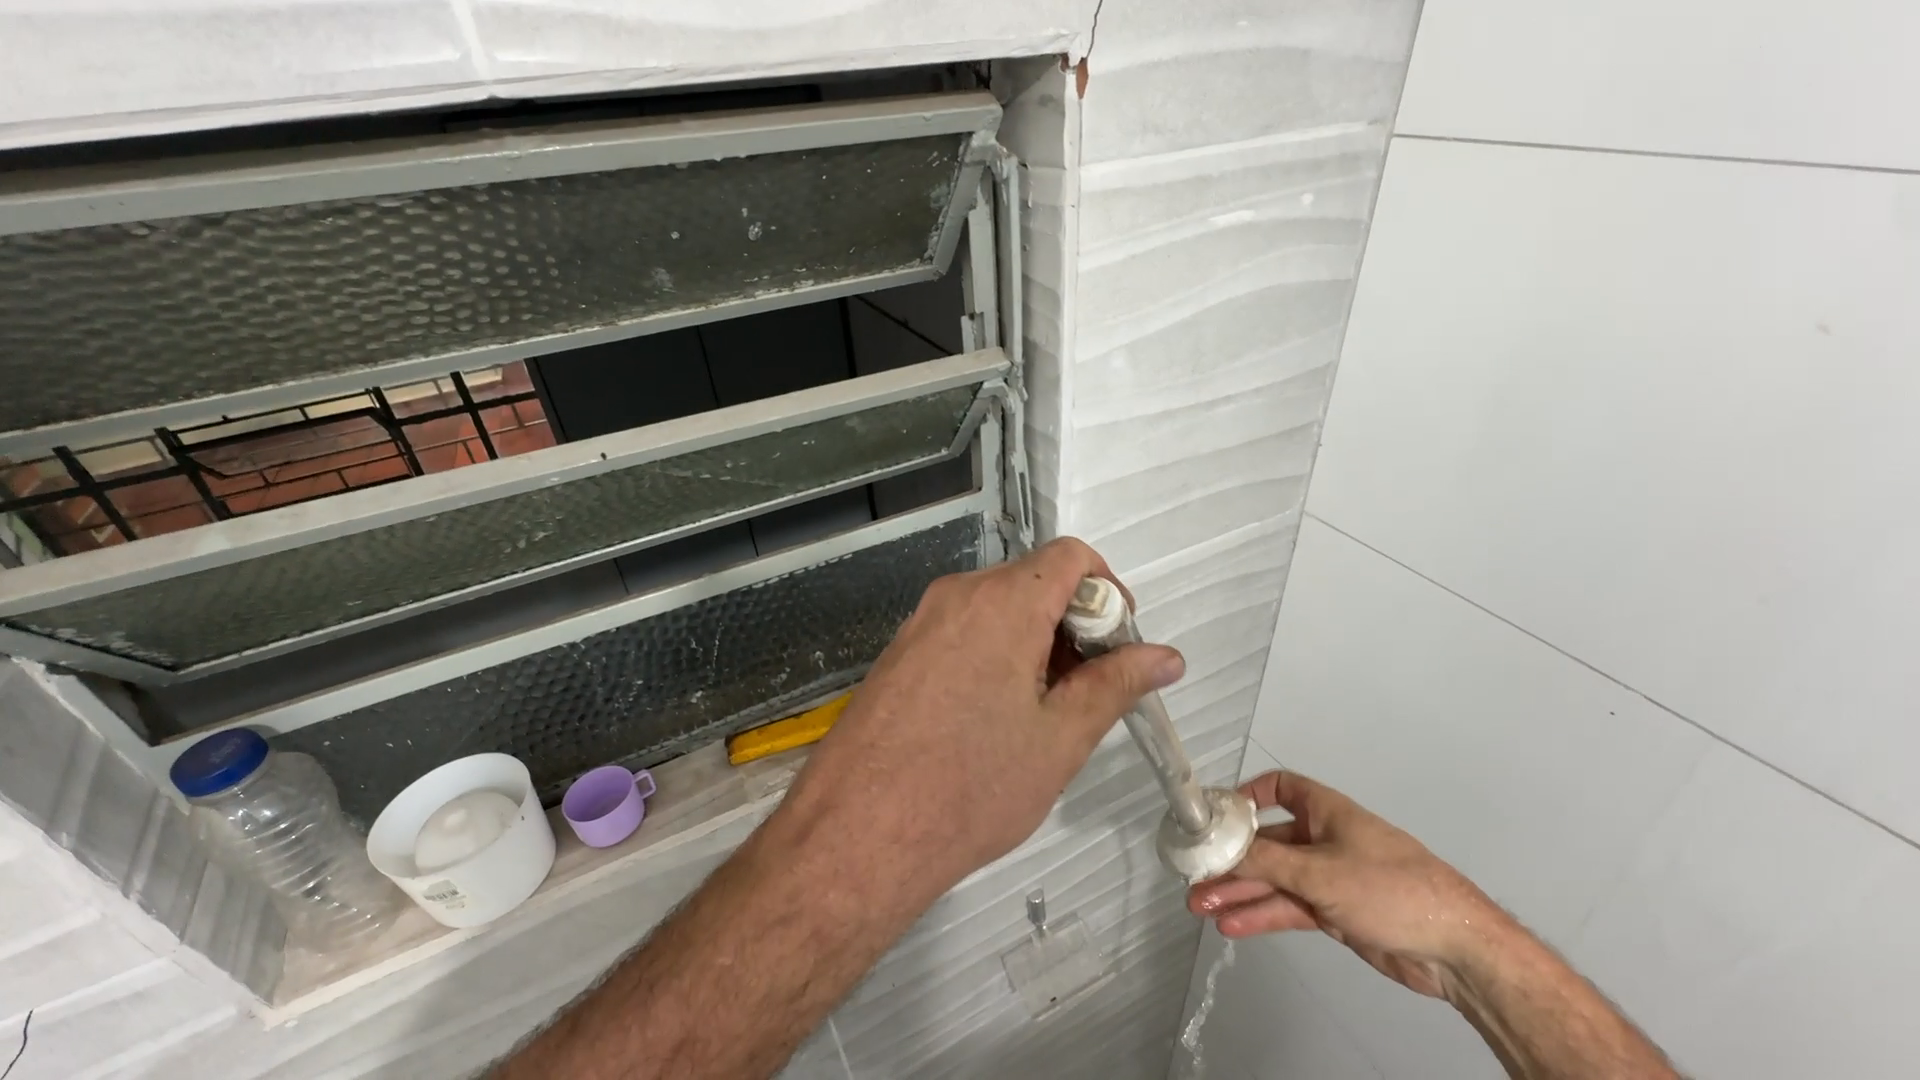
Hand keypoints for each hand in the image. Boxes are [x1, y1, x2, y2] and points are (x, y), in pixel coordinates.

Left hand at [775, 537, 1185, 903]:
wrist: (857, 834)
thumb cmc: (971, 786)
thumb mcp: (1060, 738)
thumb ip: (1115, 685)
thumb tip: (1166, 656)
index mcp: (1002, 602)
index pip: (1072, 556)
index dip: (1108, 594)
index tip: (1117, 650)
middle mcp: (957, 596)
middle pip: (1034, 581)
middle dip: (1073, 625)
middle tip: (1086, 693)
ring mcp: (920, 623)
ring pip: (997, 609)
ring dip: (1035, 644)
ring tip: (1042, 715)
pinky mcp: (898, 654)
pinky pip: (962, 633)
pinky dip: (995, 655)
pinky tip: (993, 720)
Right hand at [1187, 770, 1510, 1001]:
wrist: (1454, 948)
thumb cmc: (1389, 888)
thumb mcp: (1319, 871)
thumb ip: (1264, 862)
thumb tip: (1219, 850)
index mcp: (1326, 812)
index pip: (1281, 788)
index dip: (1247, 797)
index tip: (1216, 816)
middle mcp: (1324, 840)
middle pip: (1267, 843)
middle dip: (1231, 859)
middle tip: (1194, 875)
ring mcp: (1329, 878)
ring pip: (1273, 879)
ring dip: (1239, 891)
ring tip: (1200, 906)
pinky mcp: (1334, 912)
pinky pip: (1288, 907)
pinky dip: (1261, 915)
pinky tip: (1232, 926)